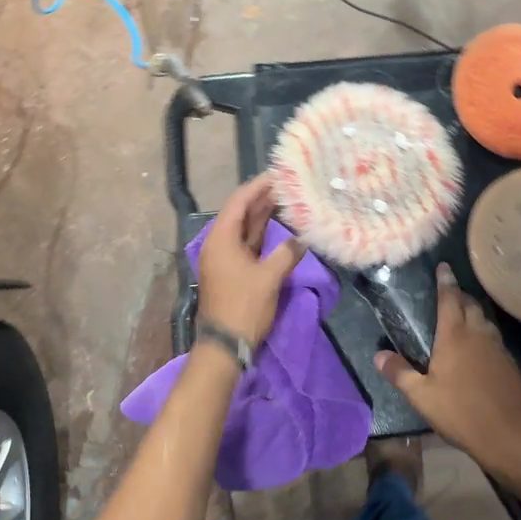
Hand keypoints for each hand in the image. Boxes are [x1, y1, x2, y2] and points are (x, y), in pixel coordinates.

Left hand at [197, 174, 305, 345]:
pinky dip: (261, 233)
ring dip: (262, 215)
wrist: (225, 345)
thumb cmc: (244, 306)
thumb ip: (286, 253)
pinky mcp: (231, 270)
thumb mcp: (269, 277)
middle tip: (286, 184)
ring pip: (244, 228)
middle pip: (240, 212)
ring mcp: (223, 257)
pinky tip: (278, 226)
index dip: (258, 186)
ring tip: (286, 199)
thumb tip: (302, 239)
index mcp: (221, 238)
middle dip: (262, 198)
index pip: (239, 201)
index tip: (277, 174)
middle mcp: (218, 243)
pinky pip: (246, 243)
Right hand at [375, 265, 520, 475]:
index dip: (445, 281)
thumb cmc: (460, 412)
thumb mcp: (421, 396)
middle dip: (460, 295)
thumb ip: (400, 373)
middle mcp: (478, 334)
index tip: (443, 267)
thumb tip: (377, 355)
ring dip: (474, 313)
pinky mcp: (509, 363)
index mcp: (455, 335)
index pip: (449, 298)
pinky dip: (484, 333)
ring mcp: (497, 347)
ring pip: (485, 320)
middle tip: (449, 293)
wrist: (508, 434)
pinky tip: (479, 347)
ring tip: (463, 316)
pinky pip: (494, 338)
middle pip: (470, 304)